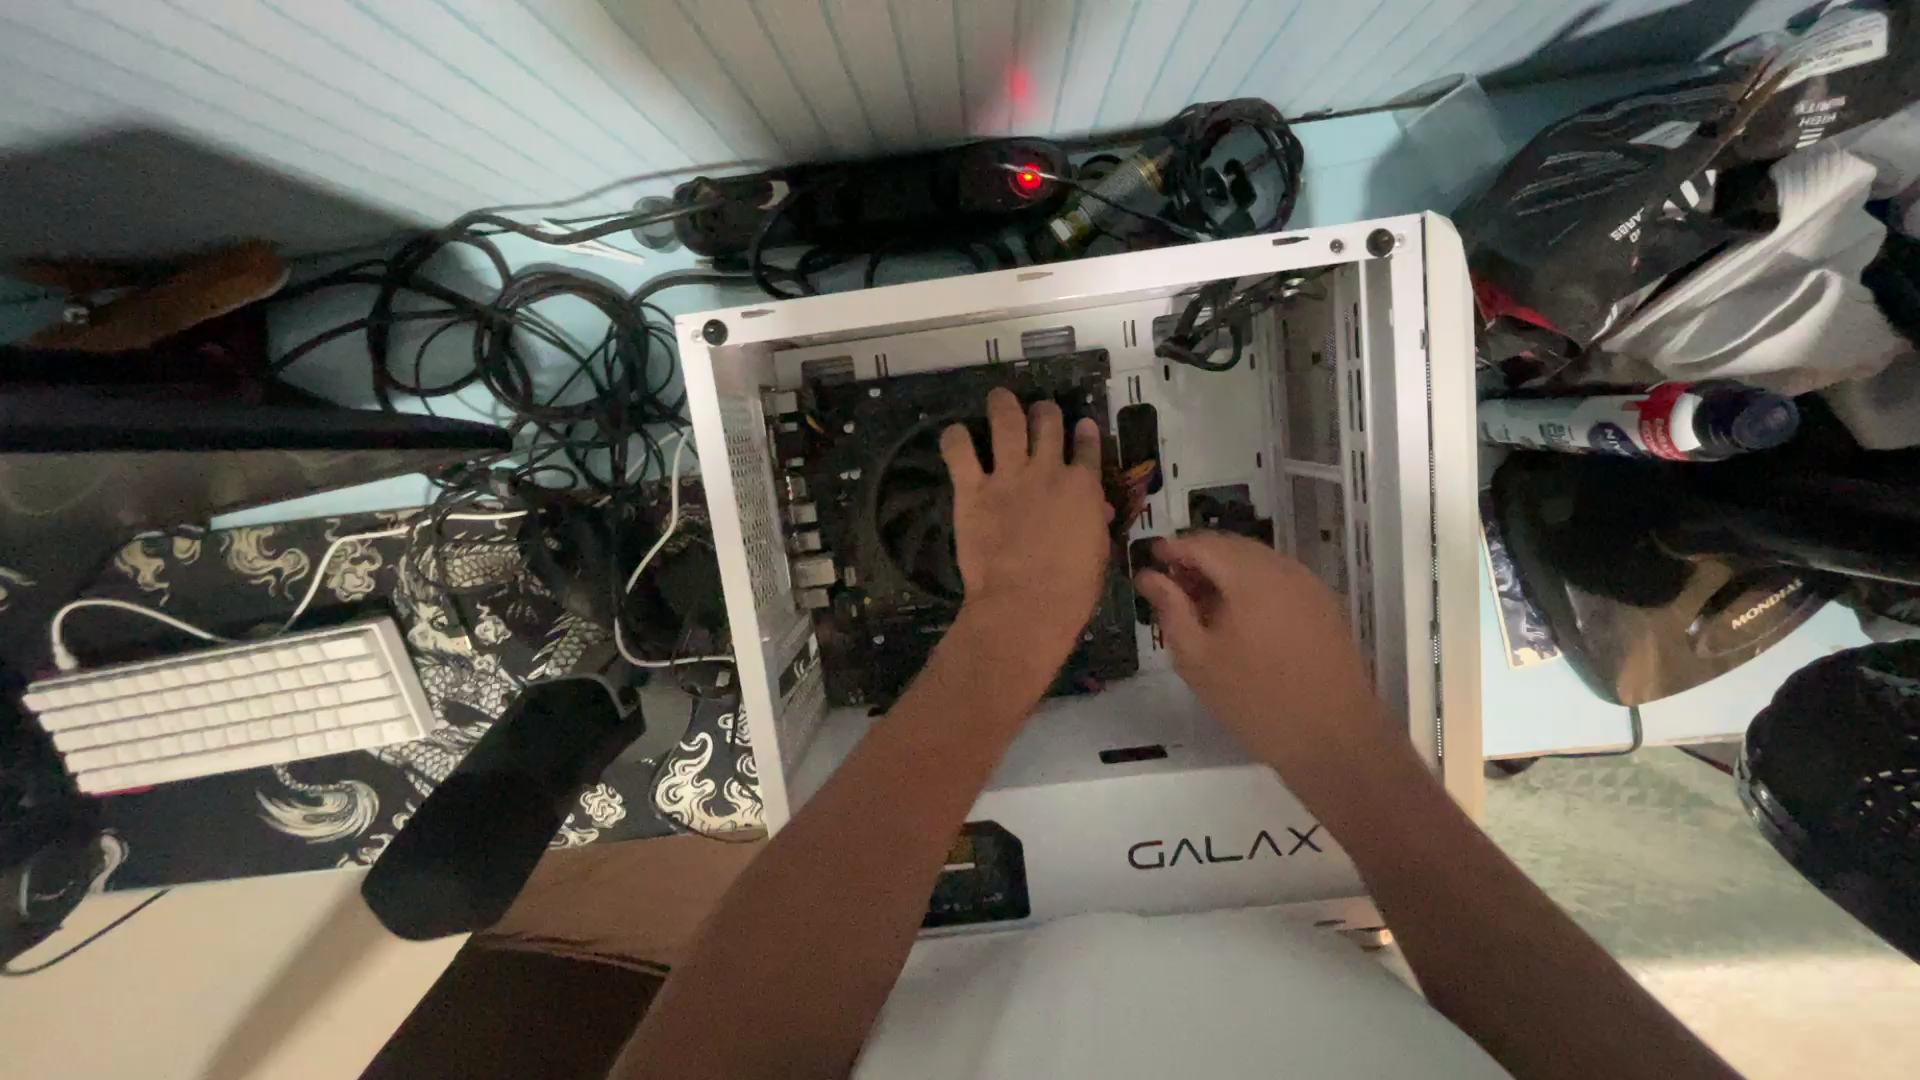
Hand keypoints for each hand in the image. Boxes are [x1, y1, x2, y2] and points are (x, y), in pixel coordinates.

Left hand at [942, 388, 1109, 652]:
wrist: (1026, 604)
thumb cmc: (1071, 590)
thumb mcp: (1097, 553)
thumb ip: (1094, 522)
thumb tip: (1096, 509)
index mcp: (1083, 486)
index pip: (1088, 446)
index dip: (1085, 431)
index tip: (1082, 425)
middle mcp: (1047, 470)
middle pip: (1047, 422)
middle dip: (1044, 411)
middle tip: (1038, 411)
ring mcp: (1008, 477)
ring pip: (1005, 421)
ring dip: (1002, 405)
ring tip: (999, 397)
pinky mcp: (972, 490)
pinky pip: (959, 451)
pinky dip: (956, 438)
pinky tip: (956, 434)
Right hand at [1133, 532, 1403, 778]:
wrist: (1334, 739)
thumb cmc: (1255, 700)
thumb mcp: (1197, 658)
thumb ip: (1171, 609)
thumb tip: (1149, 577)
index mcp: (1251, 577)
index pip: (1204, 544)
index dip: (1173, 548)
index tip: (1149, 562)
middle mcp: (1284, 570)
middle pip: (1233, 547)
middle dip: (1199, 558)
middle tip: (1171, 587)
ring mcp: (1309, 586)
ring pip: (1257, 562)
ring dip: (1225, 572)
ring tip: (1200, 605)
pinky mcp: (1324, 606)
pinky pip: (1279, 579)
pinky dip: (1251, 585)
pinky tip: (1237, 618)